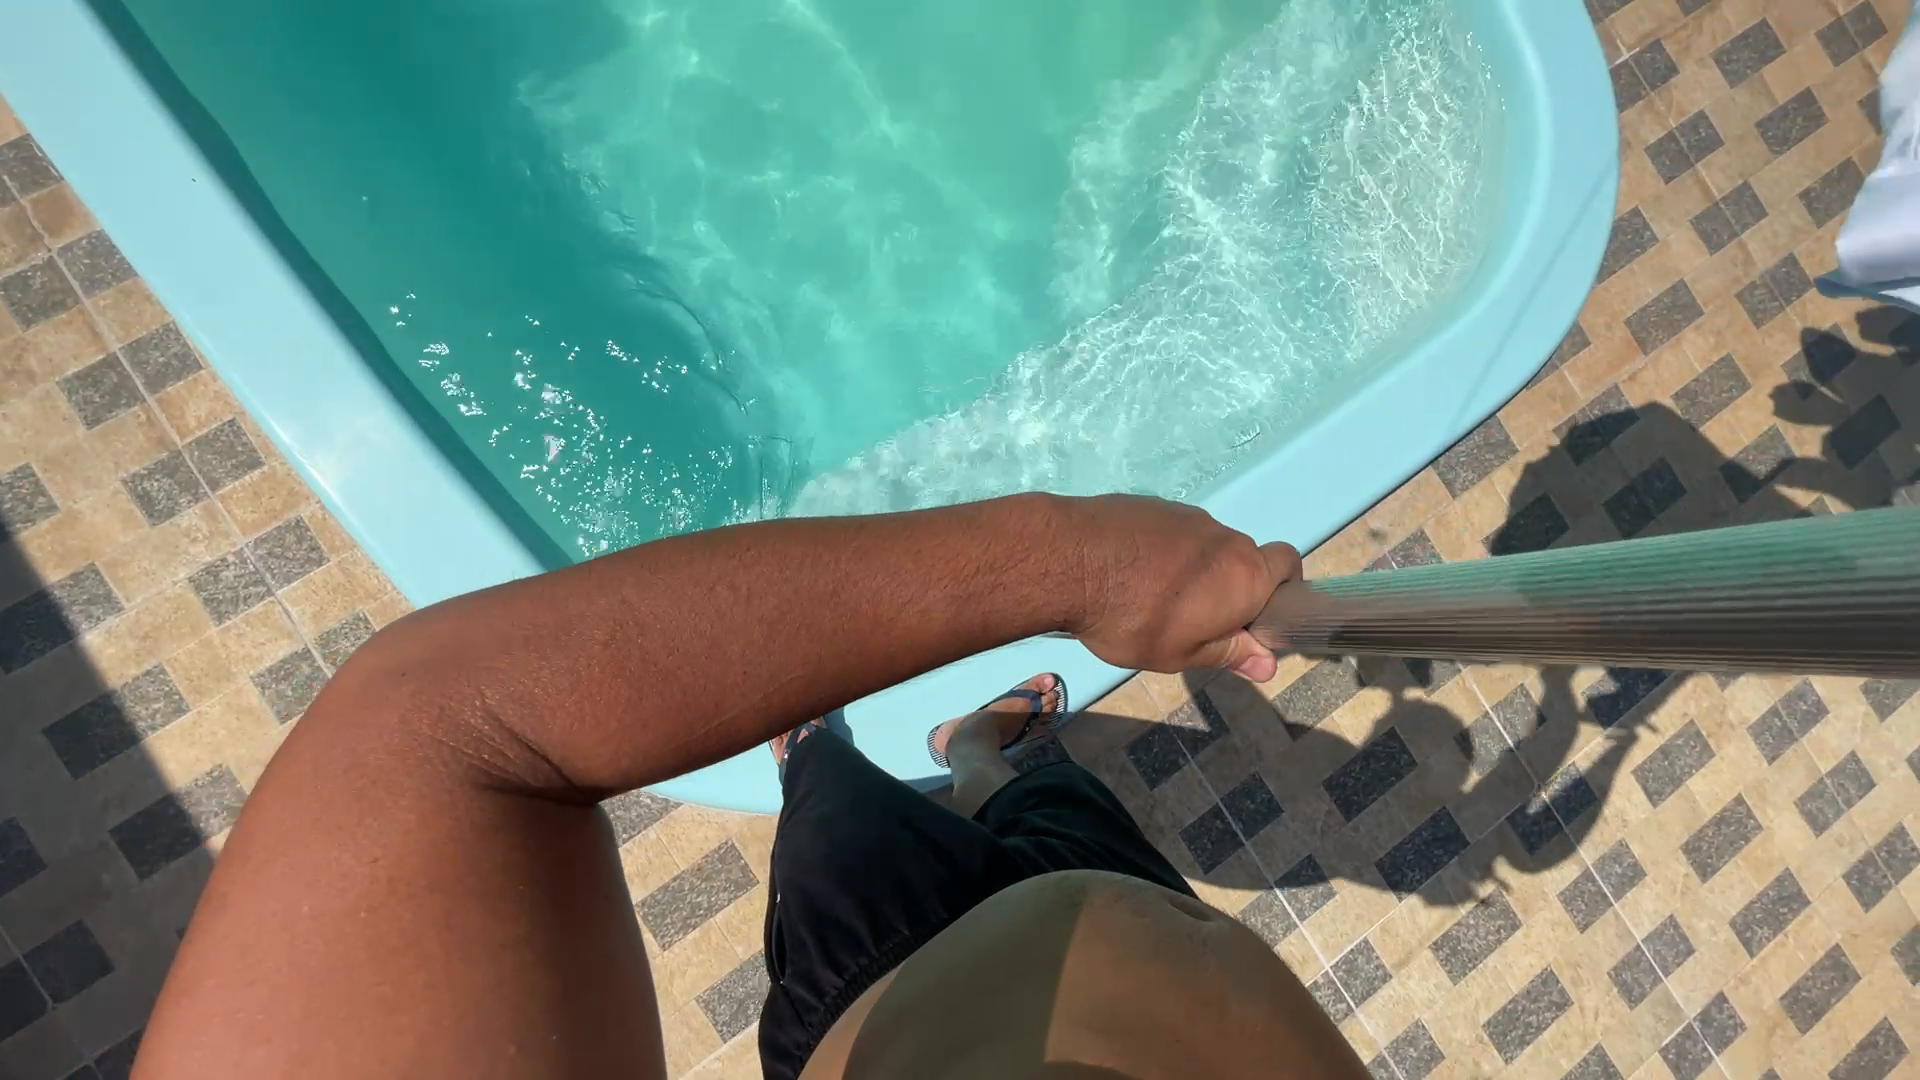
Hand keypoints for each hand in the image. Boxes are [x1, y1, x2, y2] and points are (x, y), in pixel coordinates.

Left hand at [1058, 495, 1299, 681]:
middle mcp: (1222, 537)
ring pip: (1202, 544)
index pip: (1288, 565)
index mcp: (1244, 575)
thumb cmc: (1131, 618)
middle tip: (1192, 616)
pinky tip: (1126, 571)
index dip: (1278, 588)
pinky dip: (1159, 550)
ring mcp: (1183, 514)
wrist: (1067, 560)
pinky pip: (1168, 531)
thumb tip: (1268, 664)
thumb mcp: (1179, 653)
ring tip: (1149, 595)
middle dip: (1226, 584)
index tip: (1248, 616)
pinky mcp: (1148, 504)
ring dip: (1189, 567)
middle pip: (1241, 556)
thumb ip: (1228, 653)